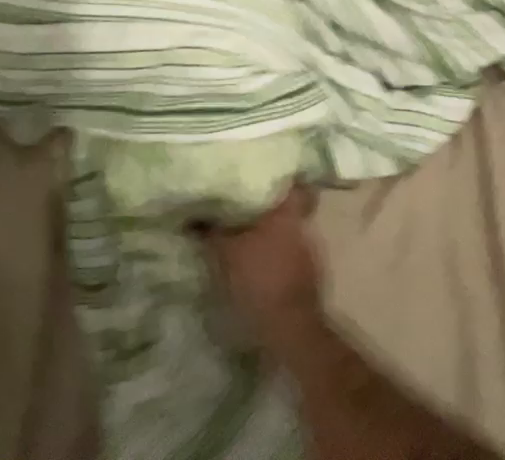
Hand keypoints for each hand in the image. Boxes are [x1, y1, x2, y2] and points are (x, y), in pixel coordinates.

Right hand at [201, 184, 322, 333]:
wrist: (290, 330)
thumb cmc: (257, 281)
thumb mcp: (224, 254)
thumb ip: (209, 231)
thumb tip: (193, 213)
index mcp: (286, 215)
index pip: (292, 185)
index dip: (279, 177)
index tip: (260, 174)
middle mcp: (303, 228)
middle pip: (288, 207)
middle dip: (267, 206)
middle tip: (243, 203)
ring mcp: (310, 254)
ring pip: (289, 232)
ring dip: (271, 232)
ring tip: (247, 233)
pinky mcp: (311, 277)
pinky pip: (292, 253)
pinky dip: (277, 254)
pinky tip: (259, 261)